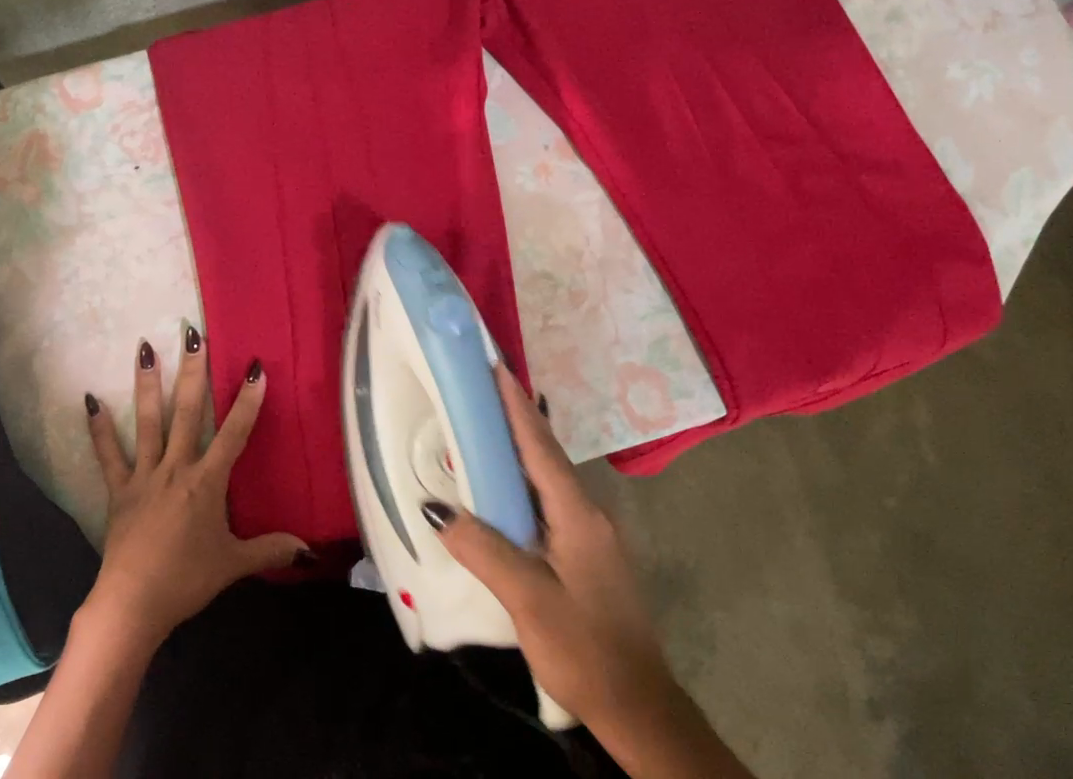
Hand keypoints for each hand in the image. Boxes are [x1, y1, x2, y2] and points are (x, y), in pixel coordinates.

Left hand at [81, 326, 308, 644]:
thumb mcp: (234, 564)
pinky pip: (108, 454)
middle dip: (192, 372)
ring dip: (147, 384)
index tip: (254, 367)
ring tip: (144, 347)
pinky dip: (99, 429)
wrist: (133, 602)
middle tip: (192, 334)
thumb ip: (270, 550)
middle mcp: (176, 469)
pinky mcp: (118, 490)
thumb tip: (311, 550)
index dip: (246, 401)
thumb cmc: (188, 580)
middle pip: (187, 413)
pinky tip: (90, 400)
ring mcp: (144, 476)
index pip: (233, 434)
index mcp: (207, 483)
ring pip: (147, 422)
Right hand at [425, 366, 671, 723]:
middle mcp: (589, 516)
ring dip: (515, 454)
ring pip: (546, 482)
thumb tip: (436, 507)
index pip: (540, 448)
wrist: (637, 705)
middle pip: (544, 458)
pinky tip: (500, 492)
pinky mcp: (586, 558)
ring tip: (480, 430)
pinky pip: (547, 506)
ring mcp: (592, 538)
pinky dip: (520, 487)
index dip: (516, 407)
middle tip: (477, 390)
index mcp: (578, 516)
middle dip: (513, 421)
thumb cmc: (583, 647)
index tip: (495, 367)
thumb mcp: (527, 598)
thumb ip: (482, 548)